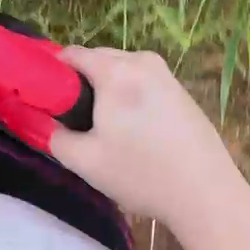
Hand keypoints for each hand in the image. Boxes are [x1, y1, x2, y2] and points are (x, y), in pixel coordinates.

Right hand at [48, 46, 247, 227]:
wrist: (207, 195)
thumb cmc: (142, 173)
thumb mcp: (86, 161)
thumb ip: (55, 136)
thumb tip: (42, 121)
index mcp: (115, 70)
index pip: (72, 54)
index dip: (53, 73)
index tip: (49, 100)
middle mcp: (141, 60)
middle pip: (98, 59)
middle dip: (82, 83)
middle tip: (78, 120)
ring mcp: (165, 74)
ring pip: (121, 71)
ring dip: (108, 90)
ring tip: (108, 129)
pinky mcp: (181, 90)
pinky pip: (142, 82)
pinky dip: (131, 97)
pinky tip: (137, 132)